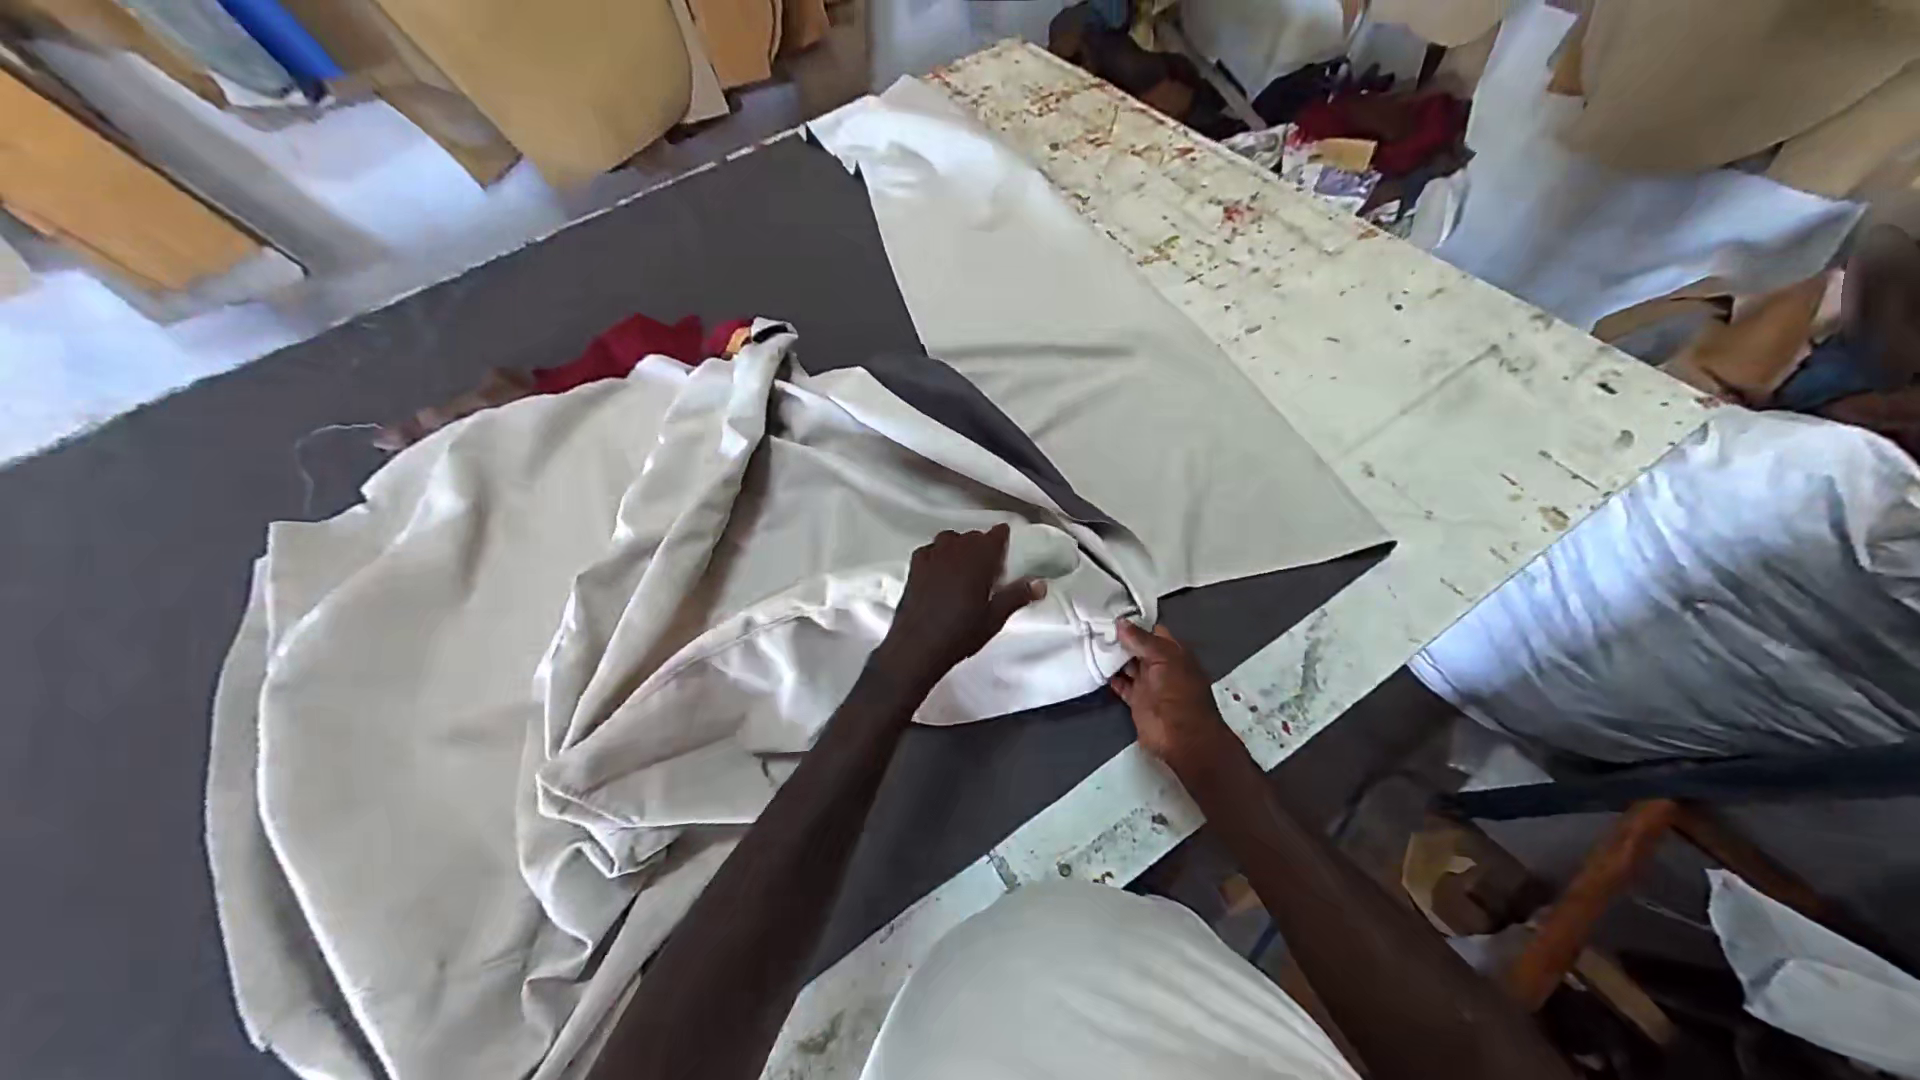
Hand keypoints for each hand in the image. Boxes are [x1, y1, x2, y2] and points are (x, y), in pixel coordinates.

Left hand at [878, 524, 1046, 685]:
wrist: (917, 645)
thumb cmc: (958, 633)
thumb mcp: (994, 617)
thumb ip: (1017, 596)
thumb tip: (1039, 585)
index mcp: (979, 558)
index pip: (996, 535)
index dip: (1003, 539)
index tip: (1007, 549)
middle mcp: (955, 550)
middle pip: (974, 536)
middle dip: (983, 547)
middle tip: (990, 569)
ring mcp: (932, 556)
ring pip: (951, 539)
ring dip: (960, 548)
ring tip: (965, 569)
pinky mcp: (915, 566)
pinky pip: (930, 550)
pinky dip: (938, 555)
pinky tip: (940, 572)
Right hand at [1109, 620, 1245, 777]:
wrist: (1182, 736)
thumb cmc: (1178, 692)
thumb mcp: (1163, 658)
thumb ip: (1141, 640)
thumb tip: (1121, 622)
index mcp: (1173, 653)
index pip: (1153, 632)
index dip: (1135, 623)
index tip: (1111, 613)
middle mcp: (1161, 666)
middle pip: (1138, 648)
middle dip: (1120, 639)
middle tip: (1095, 627)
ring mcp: (1149, 684)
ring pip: (1128, 666)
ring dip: (1113, 658)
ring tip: (1091, 644)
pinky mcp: (1137, 701)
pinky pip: (1122, 685)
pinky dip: (1111, 678)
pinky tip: (1096, 667)